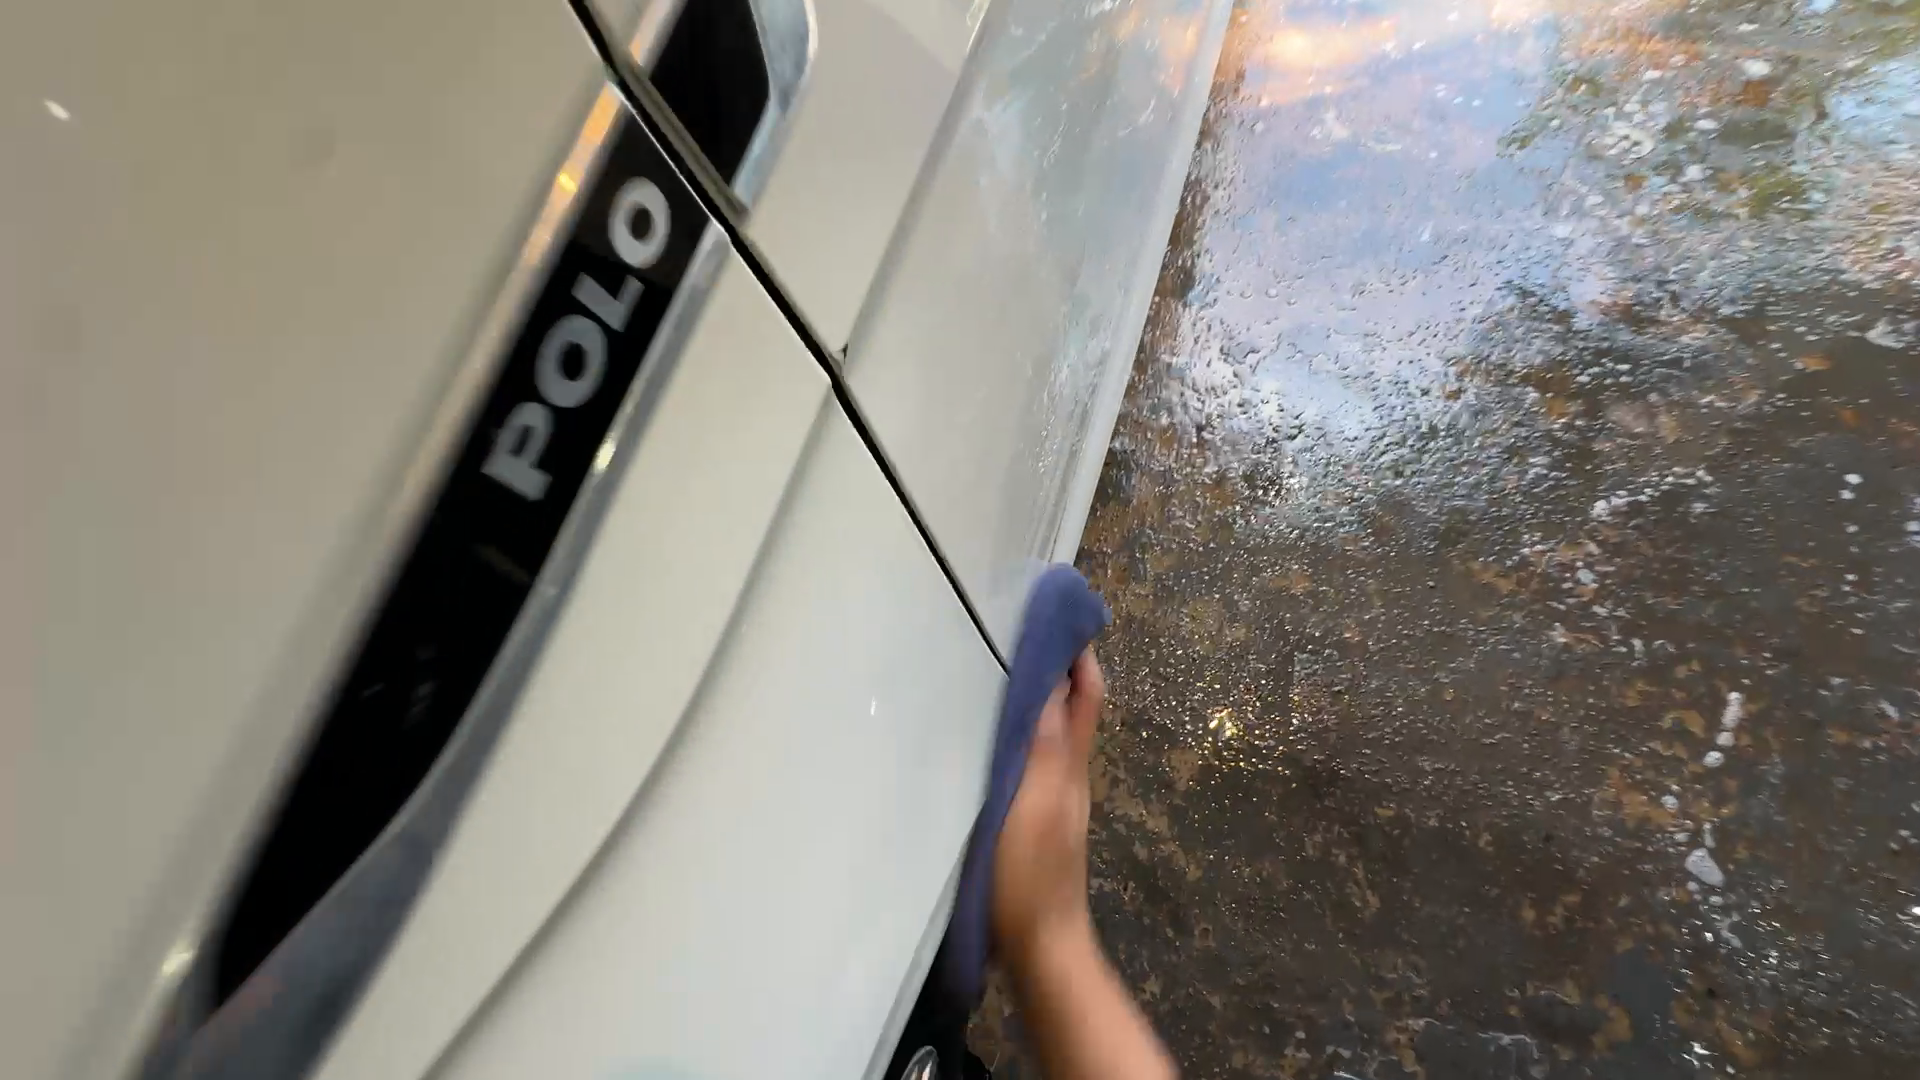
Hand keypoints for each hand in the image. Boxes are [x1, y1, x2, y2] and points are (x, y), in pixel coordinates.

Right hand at [992, 648, 1105, 969]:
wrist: (1040, 946)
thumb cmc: (1032, 874)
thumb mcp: (1034, 806)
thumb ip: (1044, 750)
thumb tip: (1053, 687)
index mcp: (1070, 766)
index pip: (1086, 699)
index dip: (1081, 658)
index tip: (1064, 618)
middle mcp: (1068, 774)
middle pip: (1072, 709)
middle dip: (1059, 668)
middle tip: (1025, 634)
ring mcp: (1053, 796)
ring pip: (1053, 731)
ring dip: (1041, 697)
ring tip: (1005, 671)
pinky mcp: (1035, 816)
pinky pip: (1034, 757)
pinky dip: (1023, 731)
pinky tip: (995, 734)